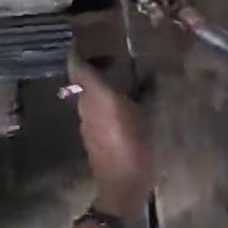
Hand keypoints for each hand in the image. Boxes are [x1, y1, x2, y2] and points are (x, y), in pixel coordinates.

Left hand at [69, 52, 153, 218]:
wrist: (121, 187)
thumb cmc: (136, 146)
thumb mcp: (148, 115)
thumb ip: (146, 92)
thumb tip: (150, 75)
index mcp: (97, 95)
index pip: (78, 66)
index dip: (78, 51)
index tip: (84, 40)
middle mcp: (86, 105)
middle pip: (80, 79)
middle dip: (93, 66)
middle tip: (113, 60)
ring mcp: (85, 122)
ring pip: (86, 94)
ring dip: (98, 84)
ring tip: (120, 81)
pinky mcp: (89, 136)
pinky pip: (91, 109)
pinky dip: (101, 100)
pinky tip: (120, 105)